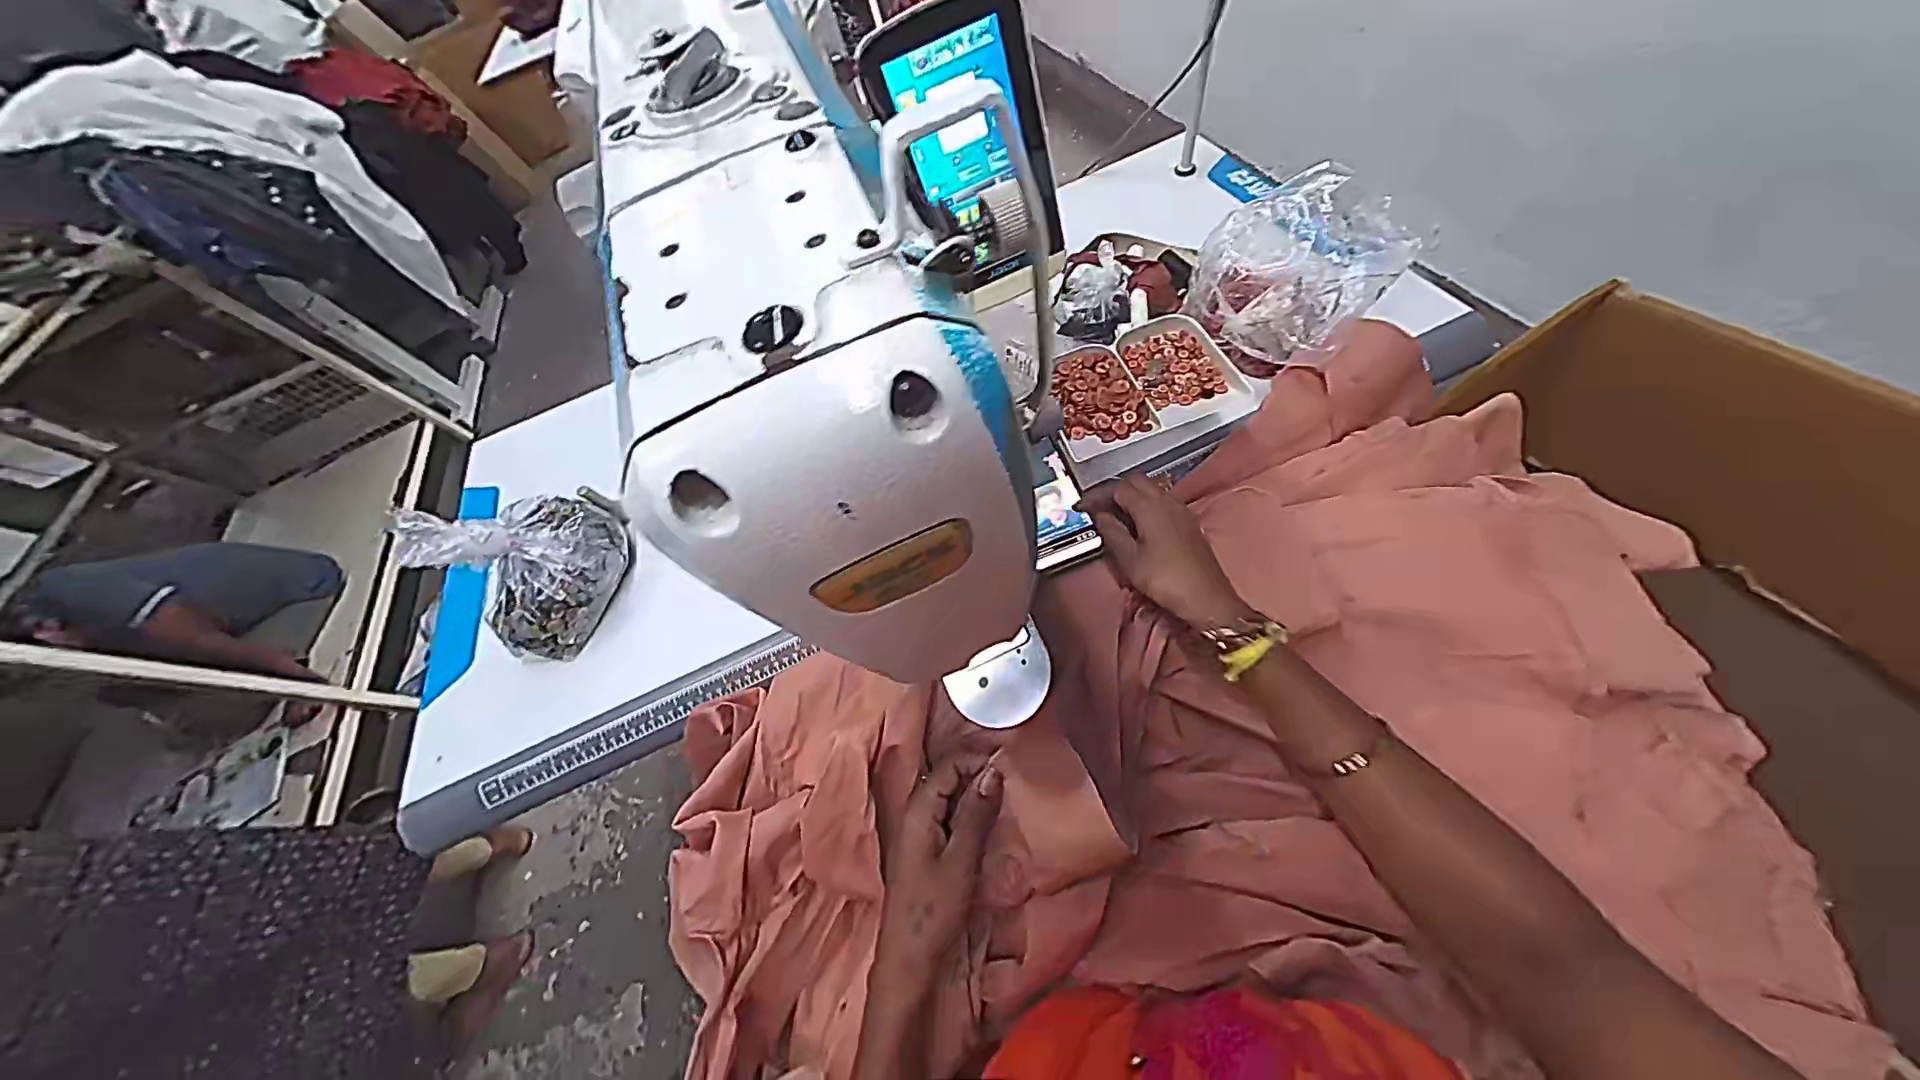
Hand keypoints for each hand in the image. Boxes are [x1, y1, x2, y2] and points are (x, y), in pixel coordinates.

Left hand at [872, 758, 1003, 1000]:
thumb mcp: (961, 859)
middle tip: (1010, 777)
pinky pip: (948, 817)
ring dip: (974, 793)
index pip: (947, 766)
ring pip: (948, 797)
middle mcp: (914, 814)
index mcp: (918, 810)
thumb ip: (976, 814)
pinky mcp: (926, 849)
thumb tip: (994, 771)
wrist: (910, 959)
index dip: (975, 759)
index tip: (1006, 762)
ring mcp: (918, 832)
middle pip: (946, 778)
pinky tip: (987, 821)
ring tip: (1004, 796)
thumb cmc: (933, 908)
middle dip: (976, 773)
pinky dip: (968, 813)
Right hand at [1078, 473, 1253, 629]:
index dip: (1096, 495)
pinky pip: (1161, 503)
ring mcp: (1181, 511)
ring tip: (1113, 517)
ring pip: (1150, 490)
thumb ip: (1111, 532)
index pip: (1118, 487)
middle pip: (1136, 482)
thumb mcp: (1129, 559)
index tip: (1082, 507)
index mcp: (1150, 507)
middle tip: (1096, 508)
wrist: (1207, 599)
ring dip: (1130, 498)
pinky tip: (1137, 526)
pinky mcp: (1188, 524)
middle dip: (1113, 491)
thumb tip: (1099, 516)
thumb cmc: (1166, 580)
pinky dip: (1144, 506)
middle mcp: (1168, 502)